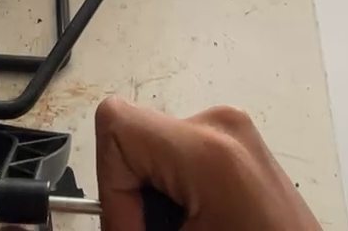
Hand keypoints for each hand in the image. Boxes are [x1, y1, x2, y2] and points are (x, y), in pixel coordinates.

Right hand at [94, 97, 320, 230]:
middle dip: (134, 196)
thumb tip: (107, 219)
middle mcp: (223, 125)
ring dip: (155, 196)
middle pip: (136, 138)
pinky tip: (200, 224)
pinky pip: (183, 154)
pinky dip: (177, 192)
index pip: (116, 125)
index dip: (111, 187)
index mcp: (209, 150)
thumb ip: (128, 226)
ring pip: (156, 149)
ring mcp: (235, 131)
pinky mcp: (240, 145)